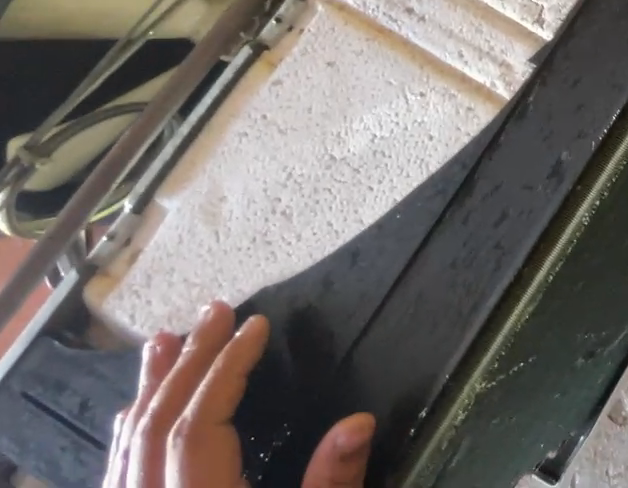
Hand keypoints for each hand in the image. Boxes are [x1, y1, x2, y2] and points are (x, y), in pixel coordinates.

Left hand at [104, 301, 374, 487]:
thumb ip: (331, 486)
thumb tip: (359, 420)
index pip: (200, 428)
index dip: (226, 371)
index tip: (256, 325)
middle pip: (154, 432)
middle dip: (186, 365)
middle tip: (213, 311)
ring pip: (123, 452)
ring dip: (148, 391)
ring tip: (163, 342)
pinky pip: (114, 477)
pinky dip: (126, 434)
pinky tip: (133, 413)